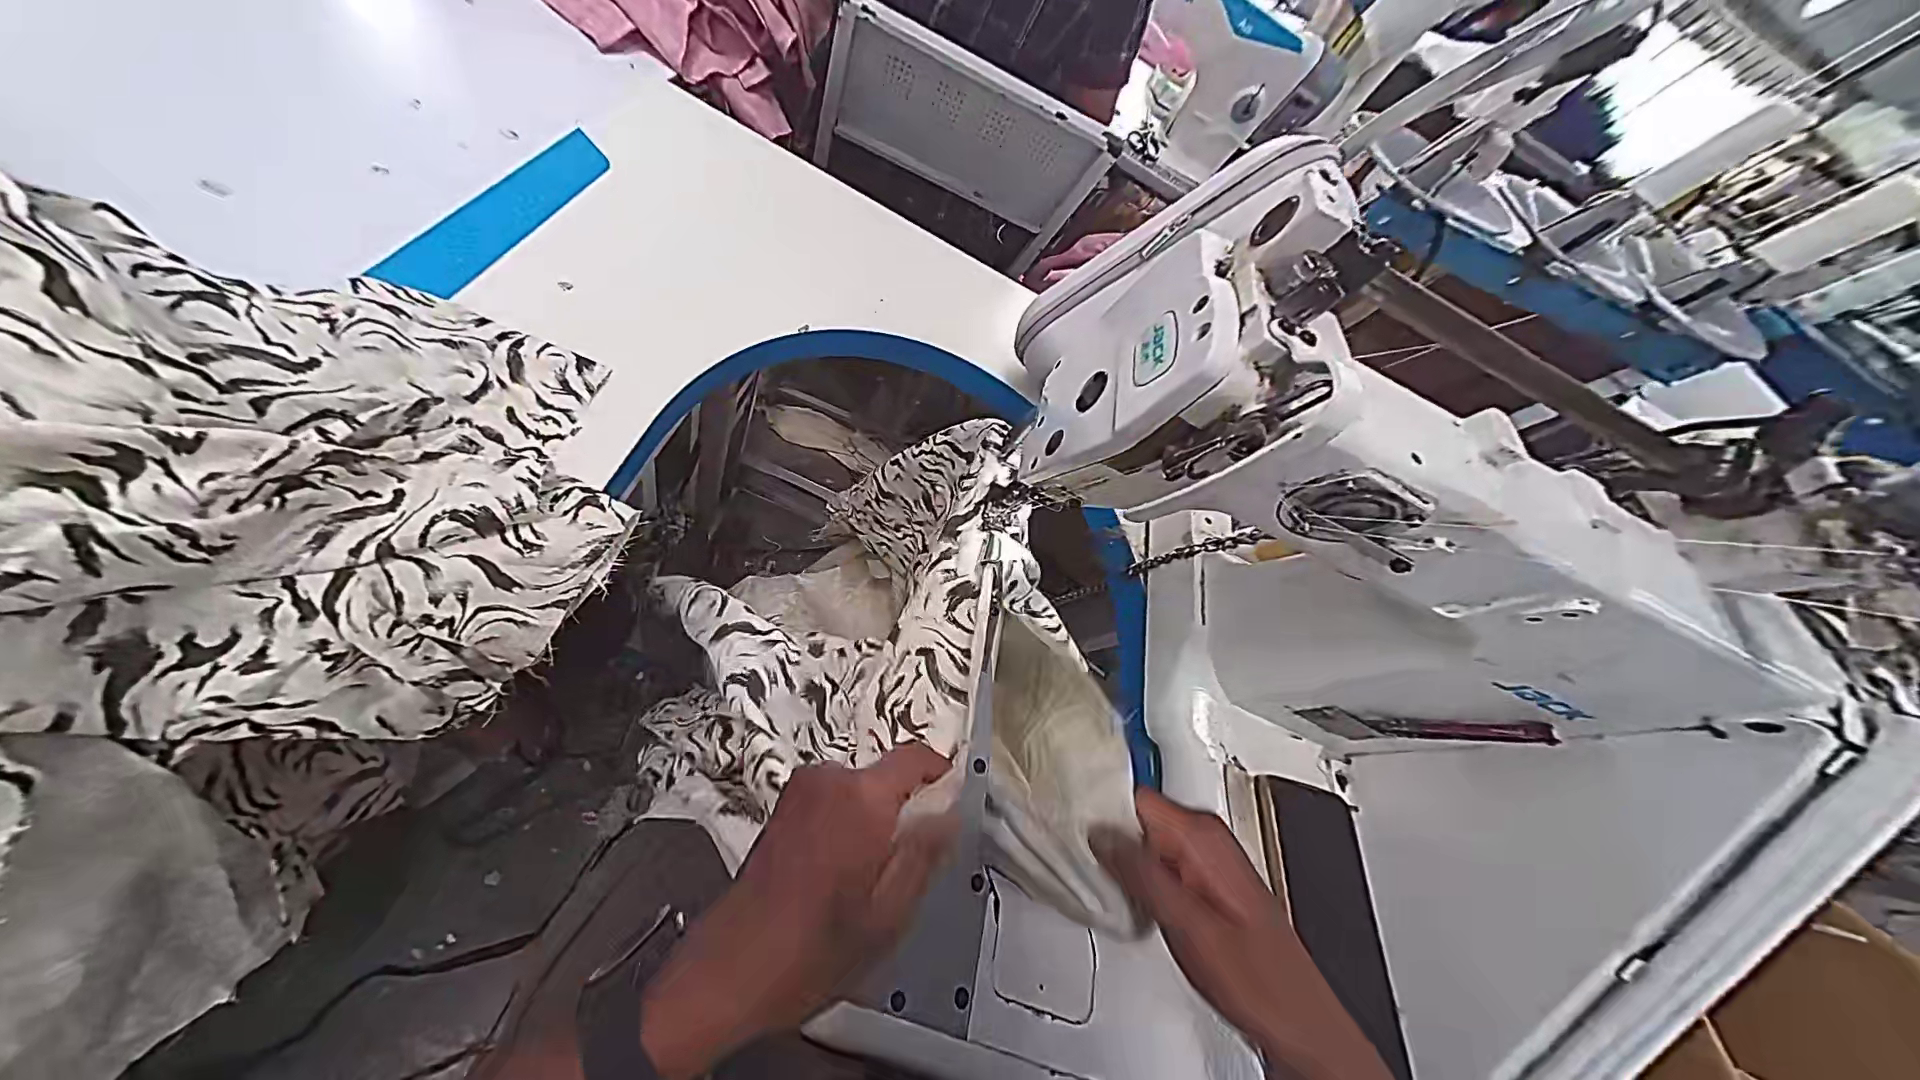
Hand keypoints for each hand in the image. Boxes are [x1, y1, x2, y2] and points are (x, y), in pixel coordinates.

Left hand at [639, 744, 954, 1078]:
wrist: (732, 968)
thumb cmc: (808, 948)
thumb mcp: (889, 913)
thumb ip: (925, 852)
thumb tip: (947, 815)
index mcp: (862, 798)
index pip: (915, 757)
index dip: (940, 773)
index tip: (951, 797)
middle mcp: (829, 781)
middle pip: (887, 776)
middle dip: (905, 807)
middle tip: (909, 857)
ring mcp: (801, 790)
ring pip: (861, 789)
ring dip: (874, 817)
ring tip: (866, 874)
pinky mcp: (783, 806)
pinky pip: (833, 798)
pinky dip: (846, 821)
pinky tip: (839, 871)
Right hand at [1092, 789, 1391, 1079]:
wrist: (1298, 1020)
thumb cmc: (1258, 980)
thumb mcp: (1186, 925)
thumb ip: (1140, 873)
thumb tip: (1101, 835)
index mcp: (1201, 836)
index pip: (1133, 794)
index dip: (1097, 805)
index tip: (1068, 818)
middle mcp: (1205, 836)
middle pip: (1135, 813)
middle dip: (1105, 833)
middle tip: (1079, 857)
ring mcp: (1205, 854)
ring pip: (1143, 836)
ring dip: (1119, 854)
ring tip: (1100, 879)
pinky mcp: (1202, 873)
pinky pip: (1155, 855)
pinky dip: (1136, 870)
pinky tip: (1127, 893)